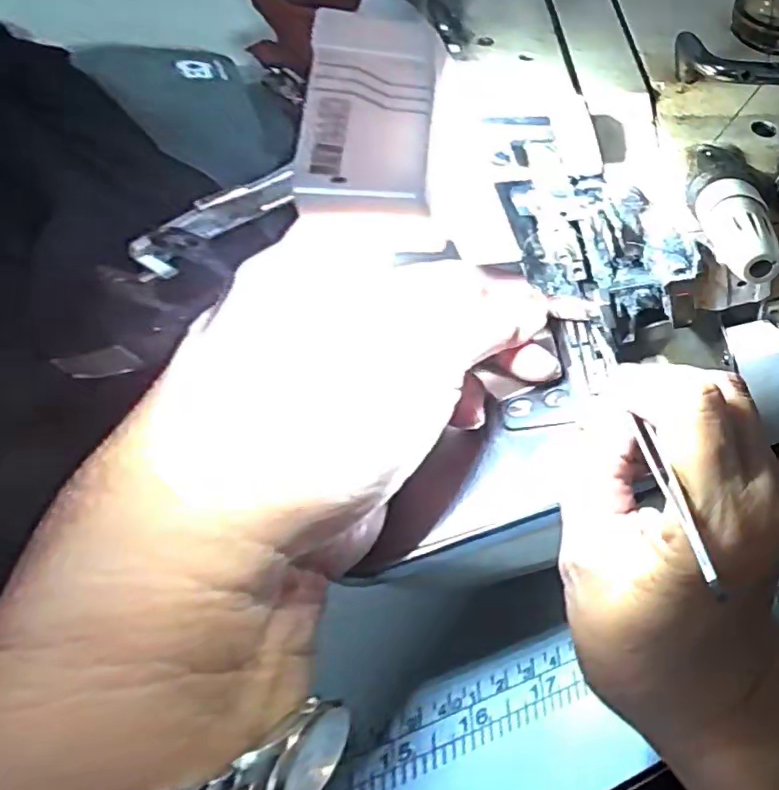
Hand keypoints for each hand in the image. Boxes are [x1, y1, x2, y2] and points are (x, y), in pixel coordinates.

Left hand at [131, 218, 557, 574]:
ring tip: (513, 378)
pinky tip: (465, 409)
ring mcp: (339, 361)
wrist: (228, 545)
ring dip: (488, 359)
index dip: (499, 269)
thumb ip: (486, 313)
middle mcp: (328, 310)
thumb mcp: (418, 354)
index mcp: (323, 271)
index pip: (438, 245)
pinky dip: (457, 391)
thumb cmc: (286, 444)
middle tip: (533, 344)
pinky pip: (425, 381)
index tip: (538, 296)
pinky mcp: (353, 407)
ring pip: (439, 339)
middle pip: (445, 293)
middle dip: (503, 321)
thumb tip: (525, 303)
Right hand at [558, 363, 778, 744]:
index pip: (700, 405)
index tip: (607, 398)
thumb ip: (595, 471)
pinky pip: (748, 436)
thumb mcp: (588, 556)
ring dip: (688, 402)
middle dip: (667, 386)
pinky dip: (708, 427)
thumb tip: (608, 414)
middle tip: (619, 408)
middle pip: (727, 394)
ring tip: (640, 427)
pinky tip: (671, 451)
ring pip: (742, 408)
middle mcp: (765, 492)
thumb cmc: (637, 640)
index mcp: (719, 512)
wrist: (711, 682)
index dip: (648, 386)